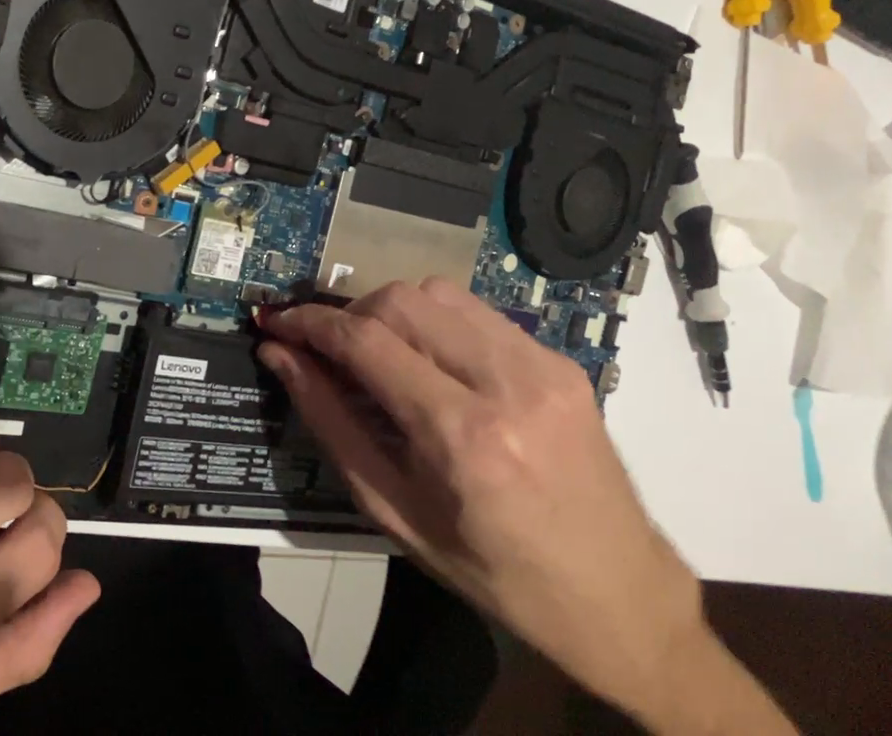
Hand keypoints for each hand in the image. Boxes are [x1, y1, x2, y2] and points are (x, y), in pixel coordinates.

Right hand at [258, 280, 790, 732]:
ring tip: (371, 353)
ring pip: (438, 293)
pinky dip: (432, 322)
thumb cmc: (491, 571)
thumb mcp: (392, 509)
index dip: (308, 323)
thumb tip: (280, 356)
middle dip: (345, 313)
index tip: (273, 322)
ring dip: (387, 311)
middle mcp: (509, 384)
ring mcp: (544, 367)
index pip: (366, 341)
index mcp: (463, 435)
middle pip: (400, 300)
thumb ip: (331, 422)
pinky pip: (476, 312)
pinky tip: (424, 361)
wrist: (617, 598)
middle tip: (322, 348)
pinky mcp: (562, 363)